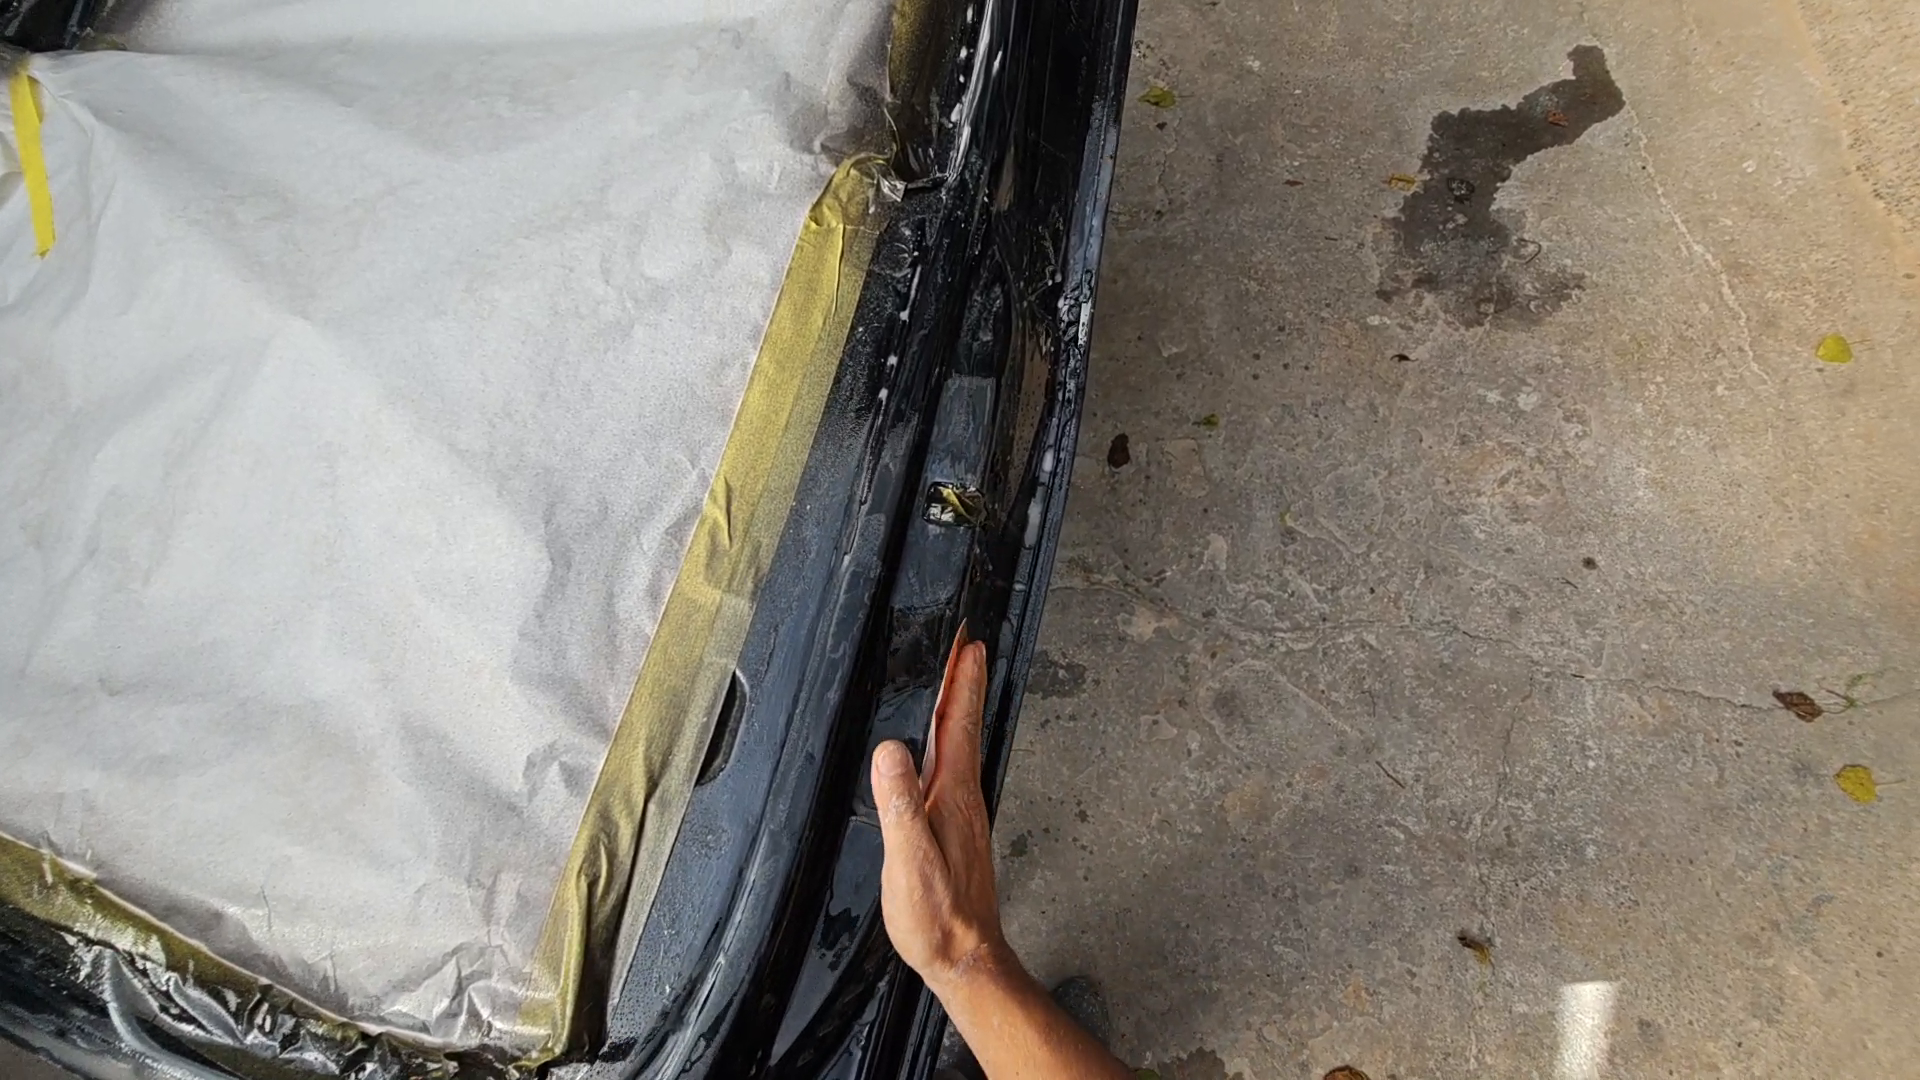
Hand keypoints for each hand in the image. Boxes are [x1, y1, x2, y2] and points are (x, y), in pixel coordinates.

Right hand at [871, 641, 1008, 994]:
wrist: (965, 956)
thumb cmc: (938, 916)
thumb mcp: (910, 861)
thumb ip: (901, 805)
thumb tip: (891, 750)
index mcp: (955, 793)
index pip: (960, 723)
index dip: (963, 682)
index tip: (969, 646)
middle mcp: (964, 793)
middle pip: (965, 724)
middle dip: (966, 682)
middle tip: (967, 647)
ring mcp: (963, 808)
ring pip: (961, 742)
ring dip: (960, 705)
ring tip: (956, 680)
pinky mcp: (956, 823)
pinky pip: (955, 763)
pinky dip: (952, 736)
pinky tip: (942, 742)